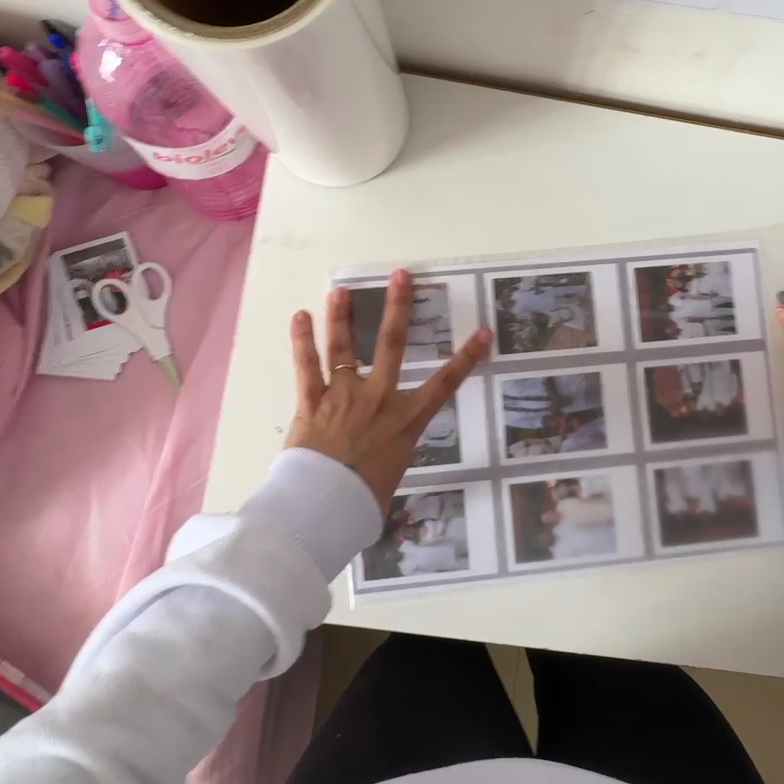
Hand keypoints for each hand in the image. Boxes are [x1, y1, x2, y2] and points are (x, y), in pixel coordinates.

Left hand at [287, 270, 491, 511]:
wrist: (322, 507)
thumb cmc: (362, 502)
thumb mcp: (389, 478)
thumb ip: (388, 460)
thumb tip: (381, 466)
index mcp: (405, 420)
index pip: (445, 383)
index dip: (467, 357)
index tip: (483, 333)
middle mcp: (377, 399)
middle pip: (391, 345)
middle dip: (397, 308)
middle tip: (399, 276)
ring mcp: (343, 397)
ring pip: (343, 348)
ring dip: (342, 316)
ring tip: (341, 289)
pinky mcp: (311, 403)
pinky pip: (306, 367)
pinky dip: (302, 341)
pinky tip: (300, 317)